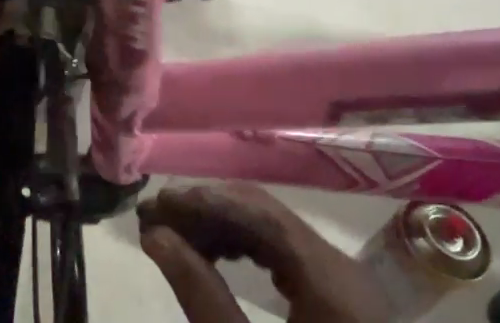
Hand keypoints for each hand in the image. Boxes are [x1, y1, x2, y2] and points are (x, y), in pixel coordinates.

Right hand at [137, 185, 388, 322]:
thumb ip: (201, 294)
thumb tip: (155, 236)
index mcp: (329, 278)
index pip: (255, 212)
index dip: (200, 201)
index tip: (153, 204)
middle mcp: (343, 267)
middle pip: (265, 215)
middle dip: (206, 212)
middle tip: (154, 221)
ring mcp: (346, 282)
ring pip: (274, 230)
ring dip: (222, 227)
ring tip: (176, 239)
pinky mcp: (342, 298)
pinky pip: (288, 253)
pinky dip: (246, 246)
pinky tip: (216, 256)